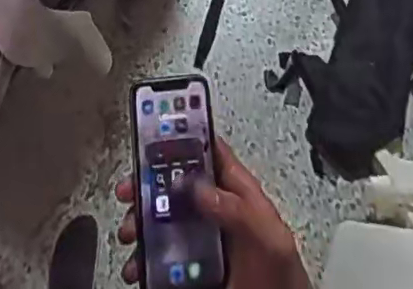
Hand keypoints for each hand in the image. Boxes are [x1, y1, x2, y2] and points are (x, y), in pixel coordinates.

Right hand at [115, 139, 309, 288]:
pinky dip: (143, 260)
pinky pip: (160, 258)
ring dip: (140, 222)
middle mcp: (214, 211)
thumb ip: (239, 208)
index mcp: (236, 192)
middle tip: (129, 192)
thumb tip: (200, 186)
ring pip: (163, 220)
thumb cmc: (283, 279)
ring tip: (129, 233)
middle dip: (148, 184)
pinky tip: (136, 267)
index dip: (183, 140)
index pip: (208, 153)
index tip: (153, 138)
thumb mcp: (268, 237)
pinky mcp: (189, 271)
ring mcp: (200, 241)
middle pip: (176, 186)